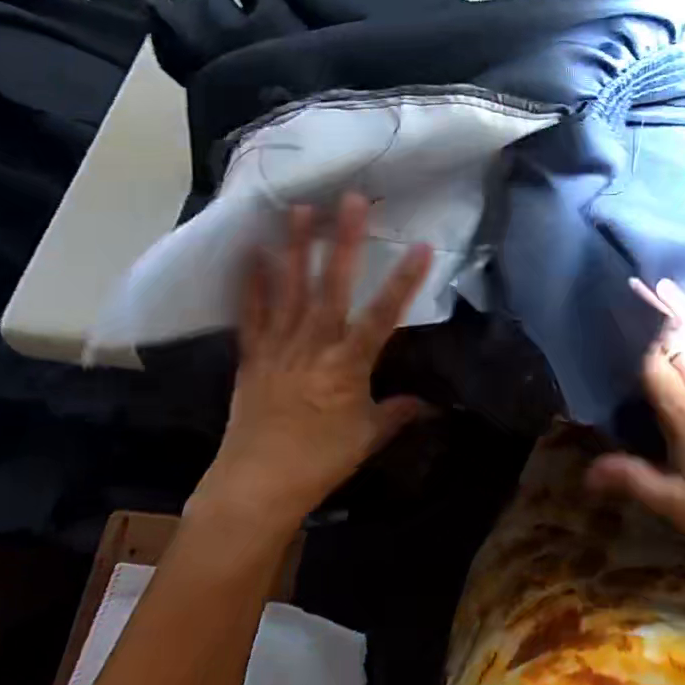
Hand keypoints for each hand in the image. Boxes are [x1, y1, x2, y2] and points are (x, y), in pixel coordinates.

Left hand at [192, 193, 433, 532]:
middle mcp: (314, 346)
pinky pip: (252, 313)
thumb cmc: (320, 461)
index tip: (421, 246)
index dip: (404, 281)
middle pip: (332, 287)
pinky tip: (253, 252)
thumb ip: (399, 412)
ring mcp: (279, 347)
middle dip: (345, 242)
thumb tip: (433, 403)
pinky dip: (252, 283)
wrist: (257, 485)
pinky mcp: (252, 355)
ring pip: (290, 290)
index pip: (383, 316)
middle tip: (349, 200)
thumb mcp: (368, 437)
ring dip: (296, 248)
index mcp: (348, 365)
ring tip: (299, 209)